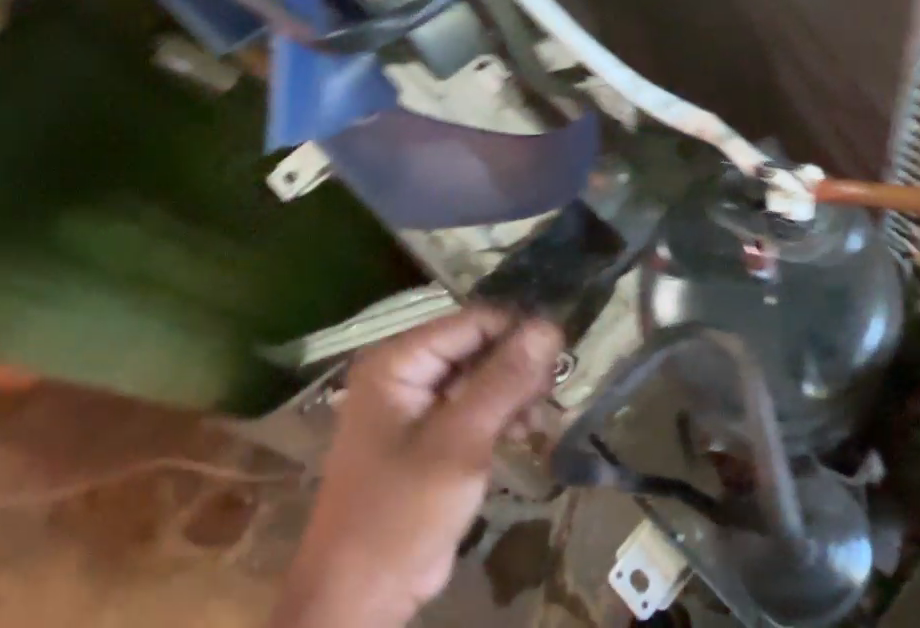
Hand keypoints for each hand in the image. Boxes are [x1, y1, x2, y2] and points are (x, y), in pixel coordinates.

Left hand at [275, 307, 563, 627]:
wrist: (358, 598)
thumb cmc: (400, 514)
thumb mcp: (460, 443)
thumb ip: (504, 380)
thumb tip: (550, 324)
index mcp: (398, 362)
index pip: (475, 322)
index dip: (520, 334)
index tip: (561, 359)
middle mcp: (404, 372)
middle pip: (479, 345)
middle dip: (518, 367)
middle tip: (548, 397)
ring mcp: (416, 404)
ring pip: (482, 375)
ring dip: (515, 392)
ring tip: (536, 420)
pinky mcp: (429, 434)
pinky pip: (474, 405)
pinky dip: (502, 414)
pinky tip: (523, 432)